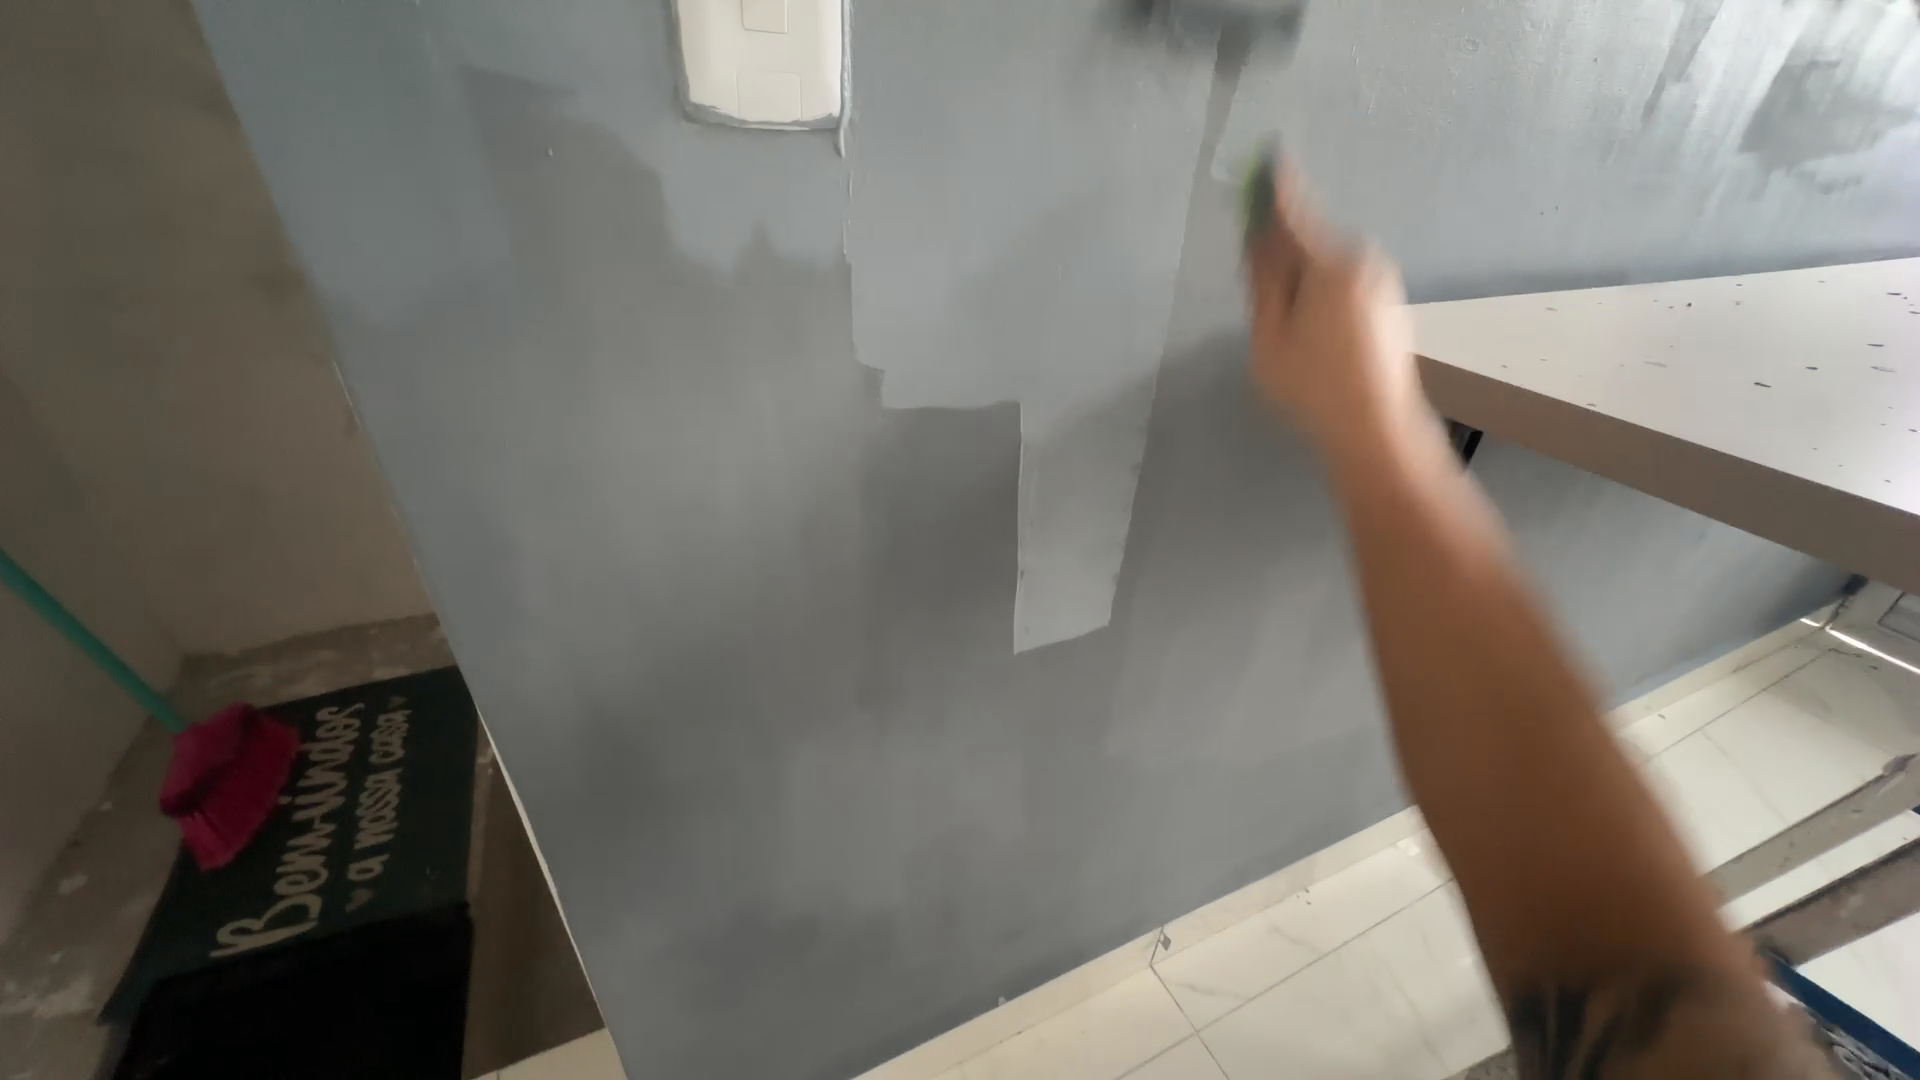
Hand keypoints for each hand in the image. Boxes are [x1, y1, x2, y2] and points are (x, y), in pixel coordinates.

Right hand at [1245, 171, 1421, 451]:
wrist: (1375, 427)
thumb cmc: (1313, 386)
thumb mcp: (1270, 336)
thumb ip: (1264, 281)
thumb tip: (1258, 238)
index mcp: (1331, 263)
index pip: (1295, 214)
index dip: (1275, 188)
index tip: (1265, 157)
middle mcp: (1363, 260)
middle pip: (1312, 239)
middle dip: (1284, 250)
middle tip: (1258, 286)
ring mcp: (1381, 281)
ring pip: (1327, 263)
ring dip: (1302, 275)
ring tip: (1286, 323)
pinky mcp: (1388, 302)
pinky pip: (1343, 281)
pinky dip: (1321, 290)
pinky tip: (1312, 330)